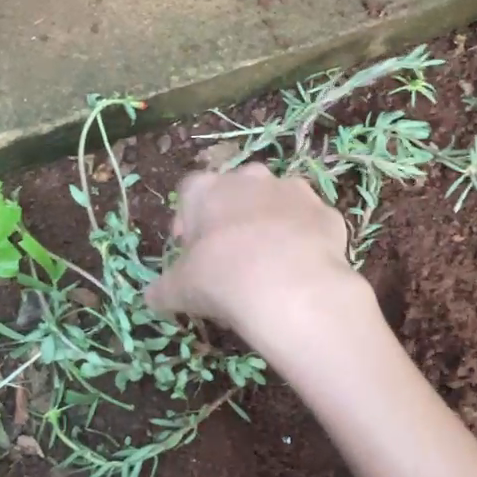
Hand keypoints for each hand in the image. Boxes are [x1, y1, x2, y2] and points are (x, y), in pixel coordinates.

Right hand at [146, 165, 357, 331]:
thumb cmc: (222, 279)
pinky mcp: (326, 213)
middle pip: (234, 190)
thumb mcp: (179, 290)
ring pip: (275, 202)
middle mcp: (249, 179)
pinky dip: (303, 240)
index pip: (188, 192)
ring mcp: (292, 191)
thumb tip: (150, 297)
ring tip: (267, 263)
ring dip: (269, 223)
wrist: (291, 288)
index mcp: (207, 189)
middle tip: (227, 254)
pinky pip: (309, 224)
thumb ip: (162, 289)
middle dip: (230, 216)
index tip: (188, 250)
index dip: (187, 220)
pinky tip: (298, 270)